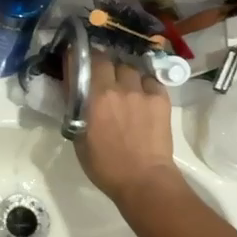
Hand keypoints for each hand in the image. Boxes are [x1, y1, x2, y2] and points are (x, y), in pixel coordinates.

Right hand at [71, 47, 176, 204]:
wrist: (144, 179)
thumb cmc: (104, 164)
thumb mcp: (78, 136)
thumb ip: (76, 108)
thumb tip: (75, 90)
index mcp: (93, 97)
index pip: (83, 60)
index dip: (77, 56)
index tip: (75, 59)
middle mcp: (117, 87)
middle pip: (107, 59)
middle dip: (100, 64)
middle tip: (99, 76)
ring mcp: (141, 91)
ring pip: (129, 68)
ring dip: (123, 74)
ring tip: (123, 87)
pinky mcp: (161, 98)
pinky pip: (149, 80)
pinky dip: (143, 84)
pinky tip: (141, 96)